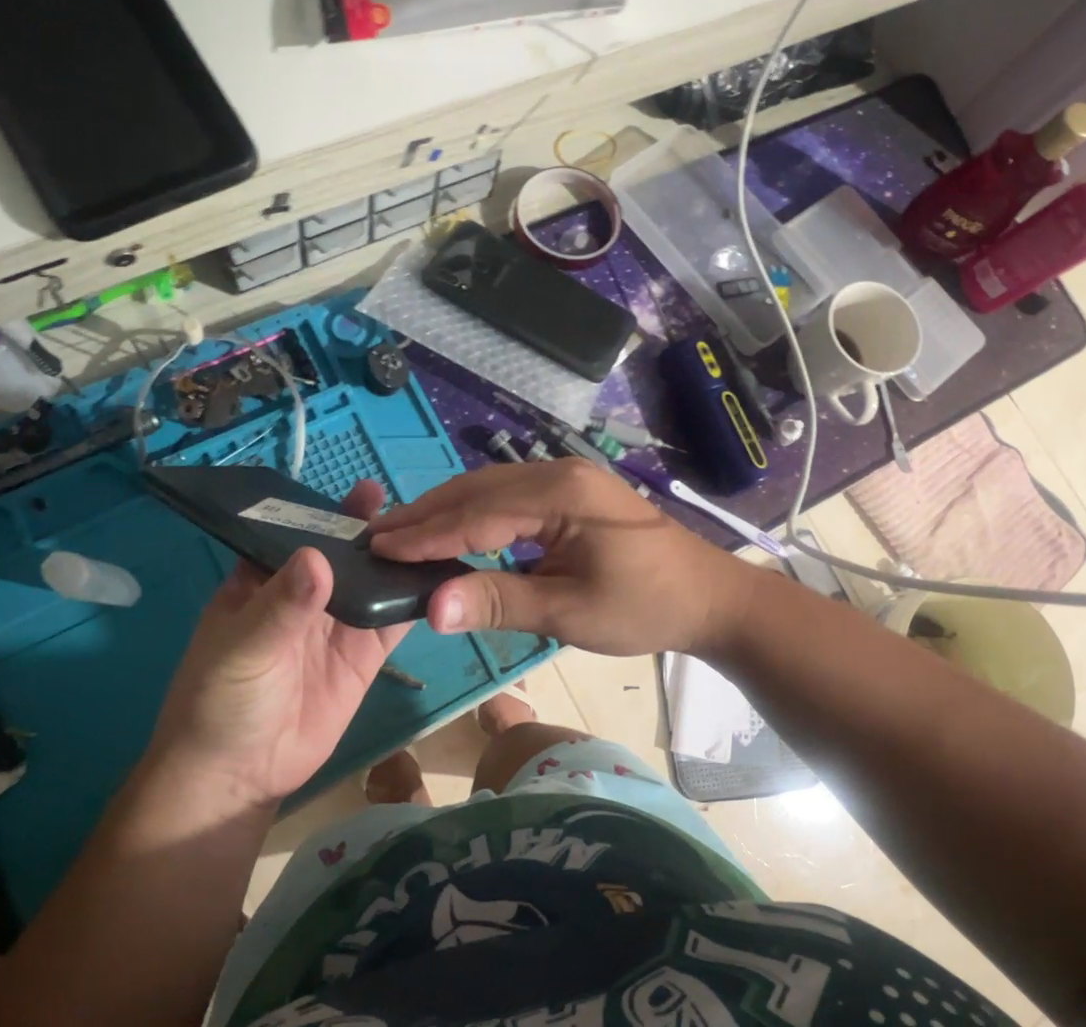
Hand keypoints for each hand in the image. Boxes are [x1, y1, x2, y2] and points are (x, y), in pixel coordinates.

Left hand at [150, 480, 410, 805]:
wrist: (237, 775)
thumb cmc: (221, 701)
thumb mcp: (243, 647)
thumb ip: (282, 605)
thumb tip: (318, 557)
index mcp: (265, 580)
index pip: (301, 532)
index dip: (331, 510)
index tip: (367, 491)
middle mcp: (306, 595)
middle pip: (345, 553)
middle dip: (375, 530)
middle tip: (416, 508)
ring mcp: (338, 626)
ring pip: (375, 582)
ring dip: (401, 561)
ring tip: (439, 535)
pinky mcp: (364, 657)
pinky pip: (393, 622)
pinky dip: (416, 602)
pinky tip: (445, 581)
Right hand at [368, 460, 758, 656]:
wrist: (710, 598)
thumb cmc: (645, 607)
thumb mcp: (570, 613)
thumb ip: (500, 602)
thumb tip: (431, 606)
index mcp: (560, 494)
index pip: (475, 513)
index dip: (425, 535)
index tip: (377, 549)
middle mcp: (559, 473)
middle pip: (477, 489)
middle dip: (425, 513)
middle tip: (375, 536)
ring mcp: (569, 478)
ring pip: (491, 487)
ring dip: (446, 510)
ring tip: (403, 533)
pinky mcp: (573, 491)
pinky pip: (511, 496)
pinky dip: (475, 512)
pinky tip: (455, 530)